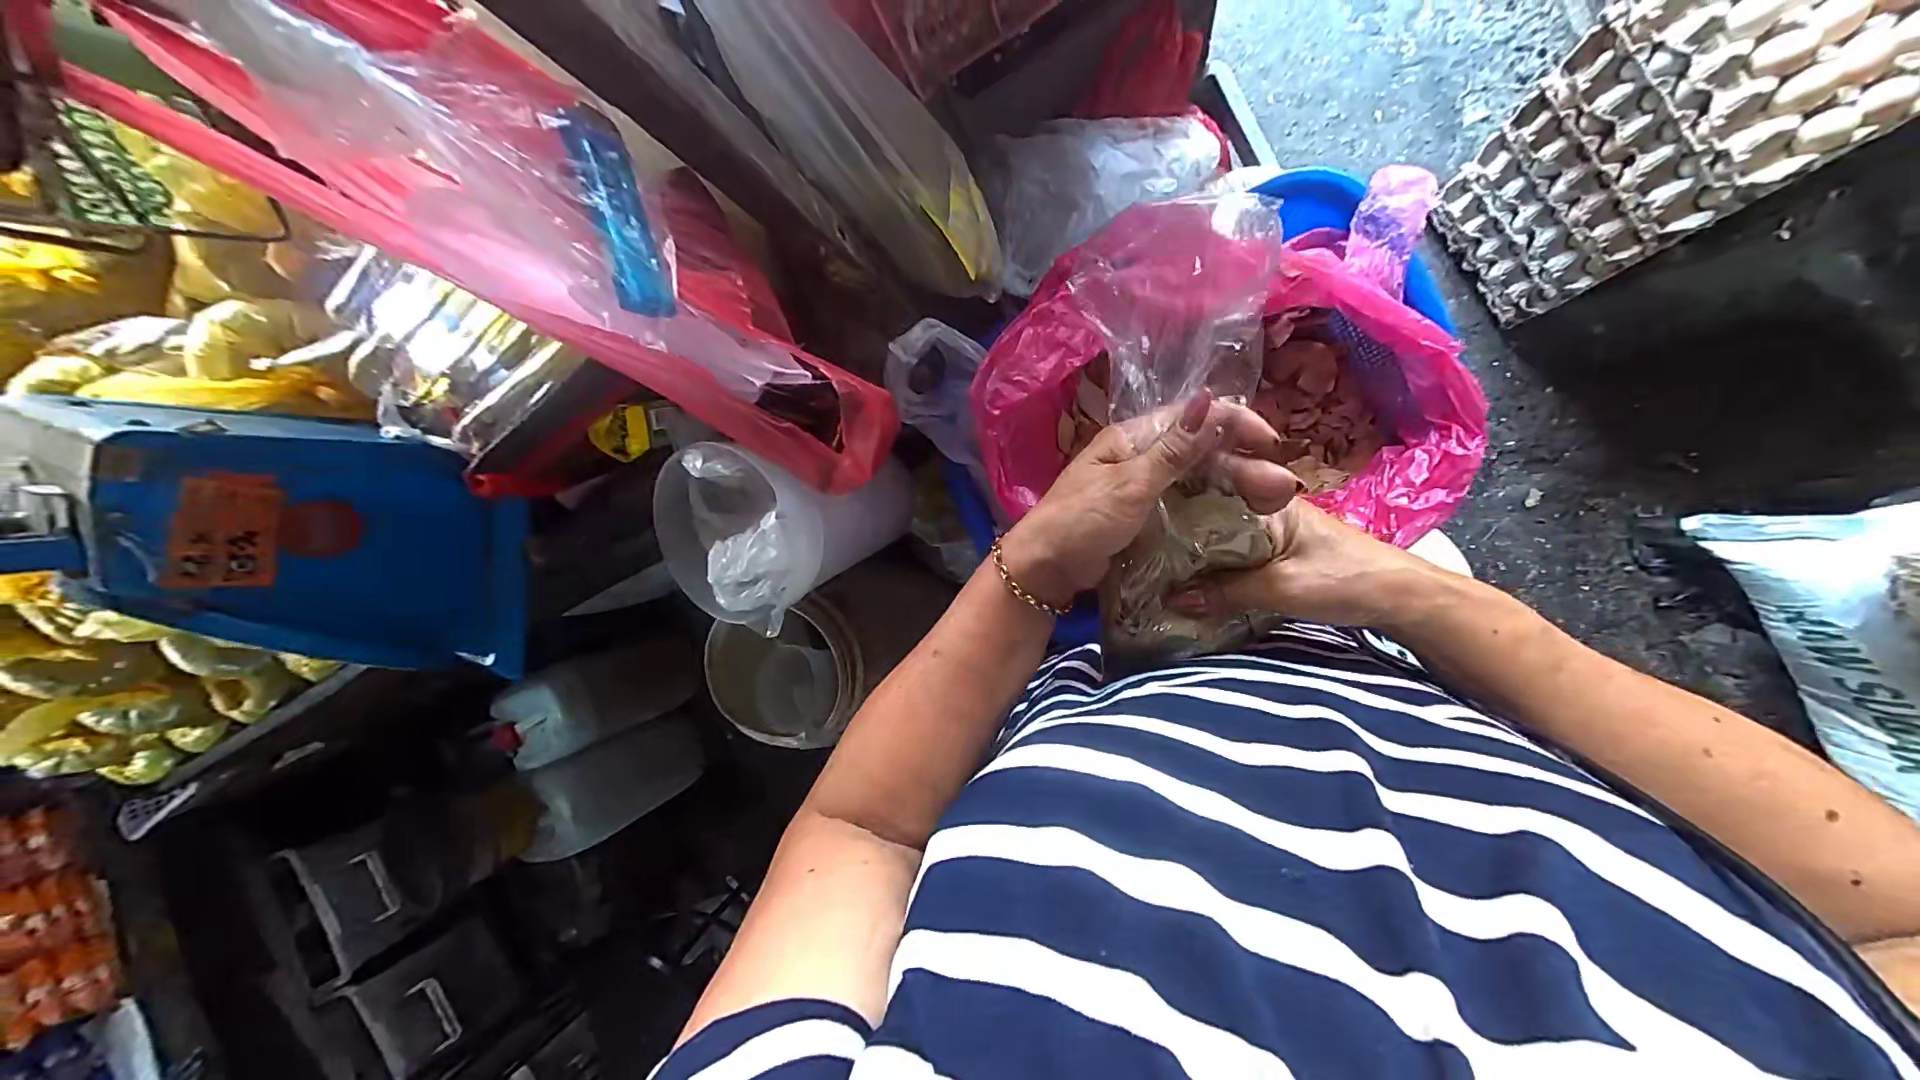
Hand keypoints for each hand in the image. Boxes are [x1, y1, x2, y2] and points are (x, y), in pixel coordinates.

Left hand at [998, 395, 1300, 608]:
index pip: (1191, 417)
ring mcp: (1138, 484)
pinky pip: (1181, 499)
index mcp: (1132, 437)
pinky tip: (1235, 512)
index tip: (1272, 441)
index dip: (1234, 423)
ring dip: (1230, 482)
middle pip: (1198, 448)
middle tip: (1281, 486)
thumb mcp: (1131, 485)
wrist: (1046, 565)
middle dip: (1240, 461)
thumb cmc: (1083, 520)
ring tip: (1269, 500)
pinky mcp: (1138, 511)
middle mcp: (1137, 454)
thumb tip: (1210, 399)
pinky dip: (1208, 501)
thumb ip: (1174, 449)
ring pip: (1193, 475)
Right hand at [1166, 499, 1459, 628]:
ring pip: (1219, 534)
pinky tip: (1190, 576)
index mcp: (1266, 501)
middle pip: (1210, 511)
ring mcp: (1271, 531)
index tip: (1140, 508)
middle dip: (1177, 525)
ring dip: (1193, 547)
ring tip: (1152, 559)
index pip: (1211, 485)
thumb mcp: (1282, 588)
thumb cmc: (1346, 580)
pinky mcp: (1277, 553)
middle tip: (1136, 540)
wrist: (1405, 599)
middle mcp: (1264, 508)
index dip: (1176, 494)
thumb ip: (1226, 592)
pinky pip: (1233, 552)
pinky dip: (1212, 563)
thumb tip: (1170, 598)